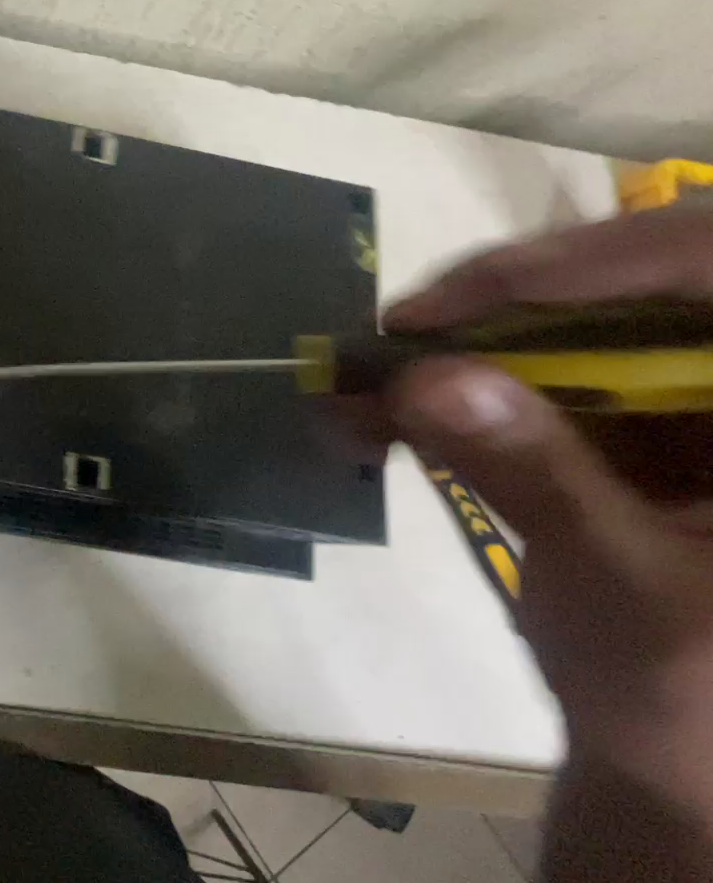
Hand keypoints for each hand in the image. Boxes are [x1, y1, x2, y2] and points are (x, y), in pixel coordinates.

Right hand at [380, 207, 712, 810]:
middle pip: (638, 290)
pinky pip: (531, 383)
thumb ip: (537, 477)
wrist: (686, 768)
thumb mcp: (628, 592)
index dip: (594, 265)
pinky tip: (370, 419)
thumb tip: (422, 378)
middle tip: (390, 341)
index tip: (456, 302)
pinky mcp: (629, 432)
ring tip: (354, 388)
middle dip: (498, 312)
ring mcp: (693, 410)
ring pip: (570, 334)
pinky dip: (443, 398)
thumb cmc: (697, 703)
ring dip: (451, 358)